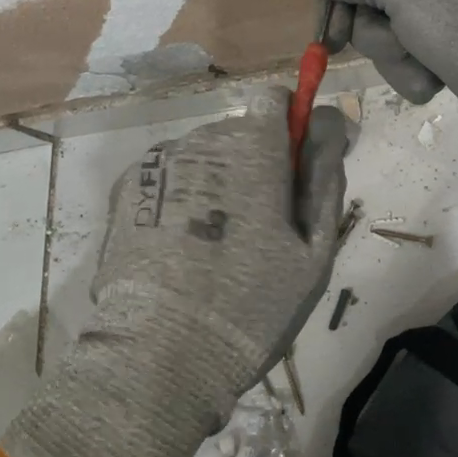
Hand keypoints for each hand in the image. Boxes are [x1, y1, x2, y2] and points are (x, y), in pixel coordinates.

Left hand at [0, 88, 347, 456]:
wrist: (156, 356)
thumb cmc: (250, 306)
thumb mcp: (312, 250)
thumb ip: (325, 176)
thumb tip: (331, 122)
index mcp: (254, 148)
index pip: (274, 99)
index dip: (287, 125)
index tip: (291, 167)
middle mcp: (204, 140)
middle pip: (239, 133)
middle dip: (253, 163)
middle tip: (257, 227)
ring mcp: (159, 163)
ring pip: (202, 156)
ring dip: (215, 181)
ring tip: (212, 245)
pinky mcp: (126, 189)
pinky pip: (167, 177)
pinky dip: (179, 199)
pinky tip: (179, 249)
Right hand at [301, 0, 457, 153]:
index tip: (332, 28)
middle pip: (357, 6)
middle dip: (374, 34)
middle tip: (399, 38)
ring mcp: (428, 13)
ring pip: (378, 42)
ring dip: (397, 60)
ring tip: (428, 59)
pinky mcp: (439, 49)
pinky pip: (402, 65)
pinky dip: (415, 76)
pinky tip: (439, 77)